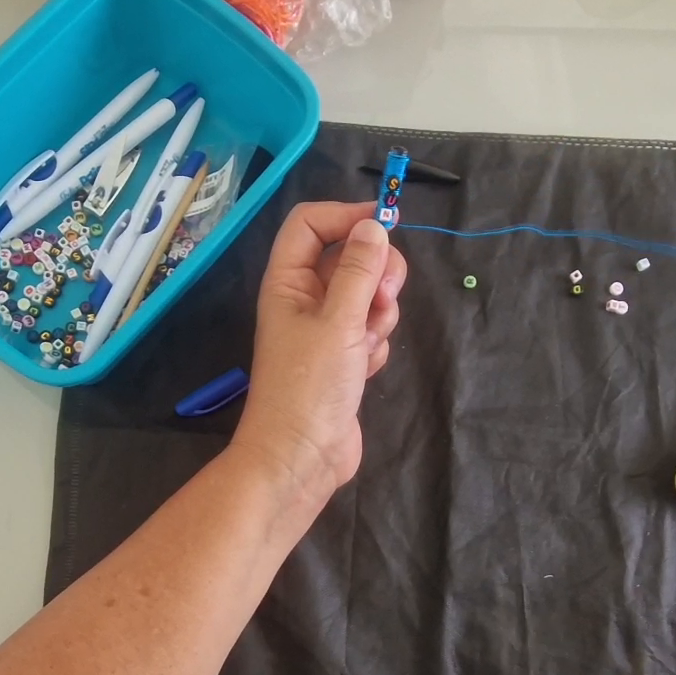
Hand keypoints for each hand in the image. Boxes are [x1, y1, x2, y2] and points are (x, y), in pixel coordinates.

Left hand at [231, 201, 406, 502]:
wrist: (301, 458)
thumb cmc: (309, 387)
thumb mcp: (338, 322)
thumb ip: (359, 270)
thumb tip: (374, 226)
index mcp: (288, 281)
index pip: (311, 224)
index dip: (346, 216)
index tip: (387, 224)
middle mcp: (305, 300)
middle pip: (348, 257)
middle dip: (376, 272)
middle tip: (385, 296)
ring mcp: (325, 331)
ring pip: (366, 296)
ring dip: (379, 313)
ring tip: (369, 342)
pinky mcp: (344, 359)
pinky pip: (371, 331)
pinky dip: (376, 344)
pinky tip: (367, 369)